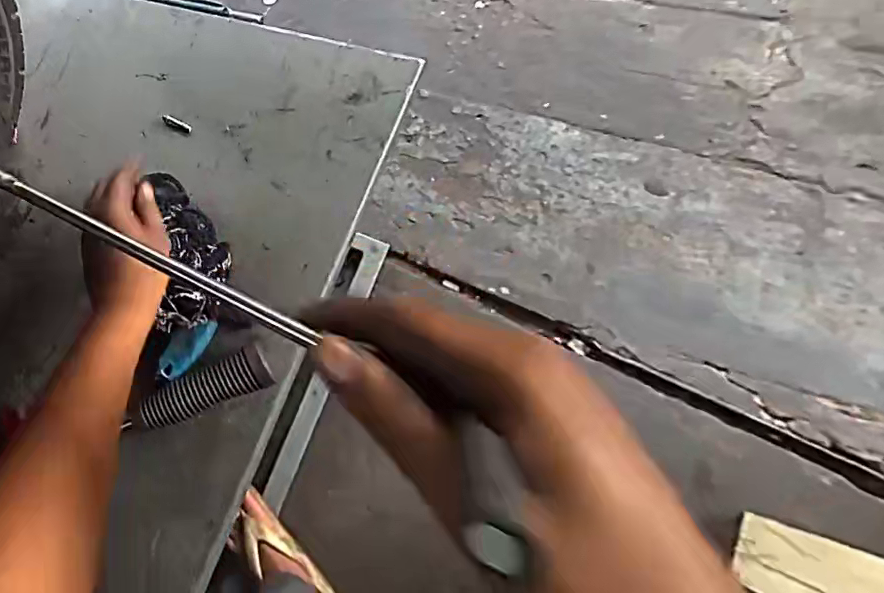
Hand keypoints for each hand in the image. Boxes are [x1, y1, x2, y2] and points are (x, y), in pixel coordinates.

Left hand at [82, 161, 171, 324]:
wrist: (121, 309)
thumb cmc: (143, 277)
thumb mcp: (157, 236)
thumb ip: (148, 206)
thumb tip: (144, 190)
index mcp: (111, 209)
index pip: (119, 177)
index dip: (131, 167)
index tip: (139, 164)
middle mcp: (93, 215)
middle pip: (104, 186)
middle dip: (120, 178)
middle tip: (137, 179)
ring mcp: (87, 230)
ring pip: (96, 200)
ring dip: (111, 193)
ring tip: (130, 196)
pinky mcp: (85, 244)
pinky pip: (94, 216)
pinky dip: (106, 209)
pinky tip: (119, 217)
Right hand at [301, 298, 736, 592]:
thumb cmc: (582, 573)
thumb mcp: (476, 506)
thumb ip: (401, 424)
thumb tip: (331, 354)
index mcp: (517, 367)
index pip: (409, 316)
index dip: (349, 315)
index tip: (301, 321)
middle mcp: (537, 360)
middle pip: (432, 331)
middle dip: (374, 342)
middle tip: (323, 362)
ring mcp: (556, 387)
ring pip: (455, 358)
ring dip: (403, 370)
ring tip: (359, 389)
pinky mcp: (563, 417)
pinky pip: (481, 384)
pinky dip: (438, 394)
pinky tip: (420, 418)